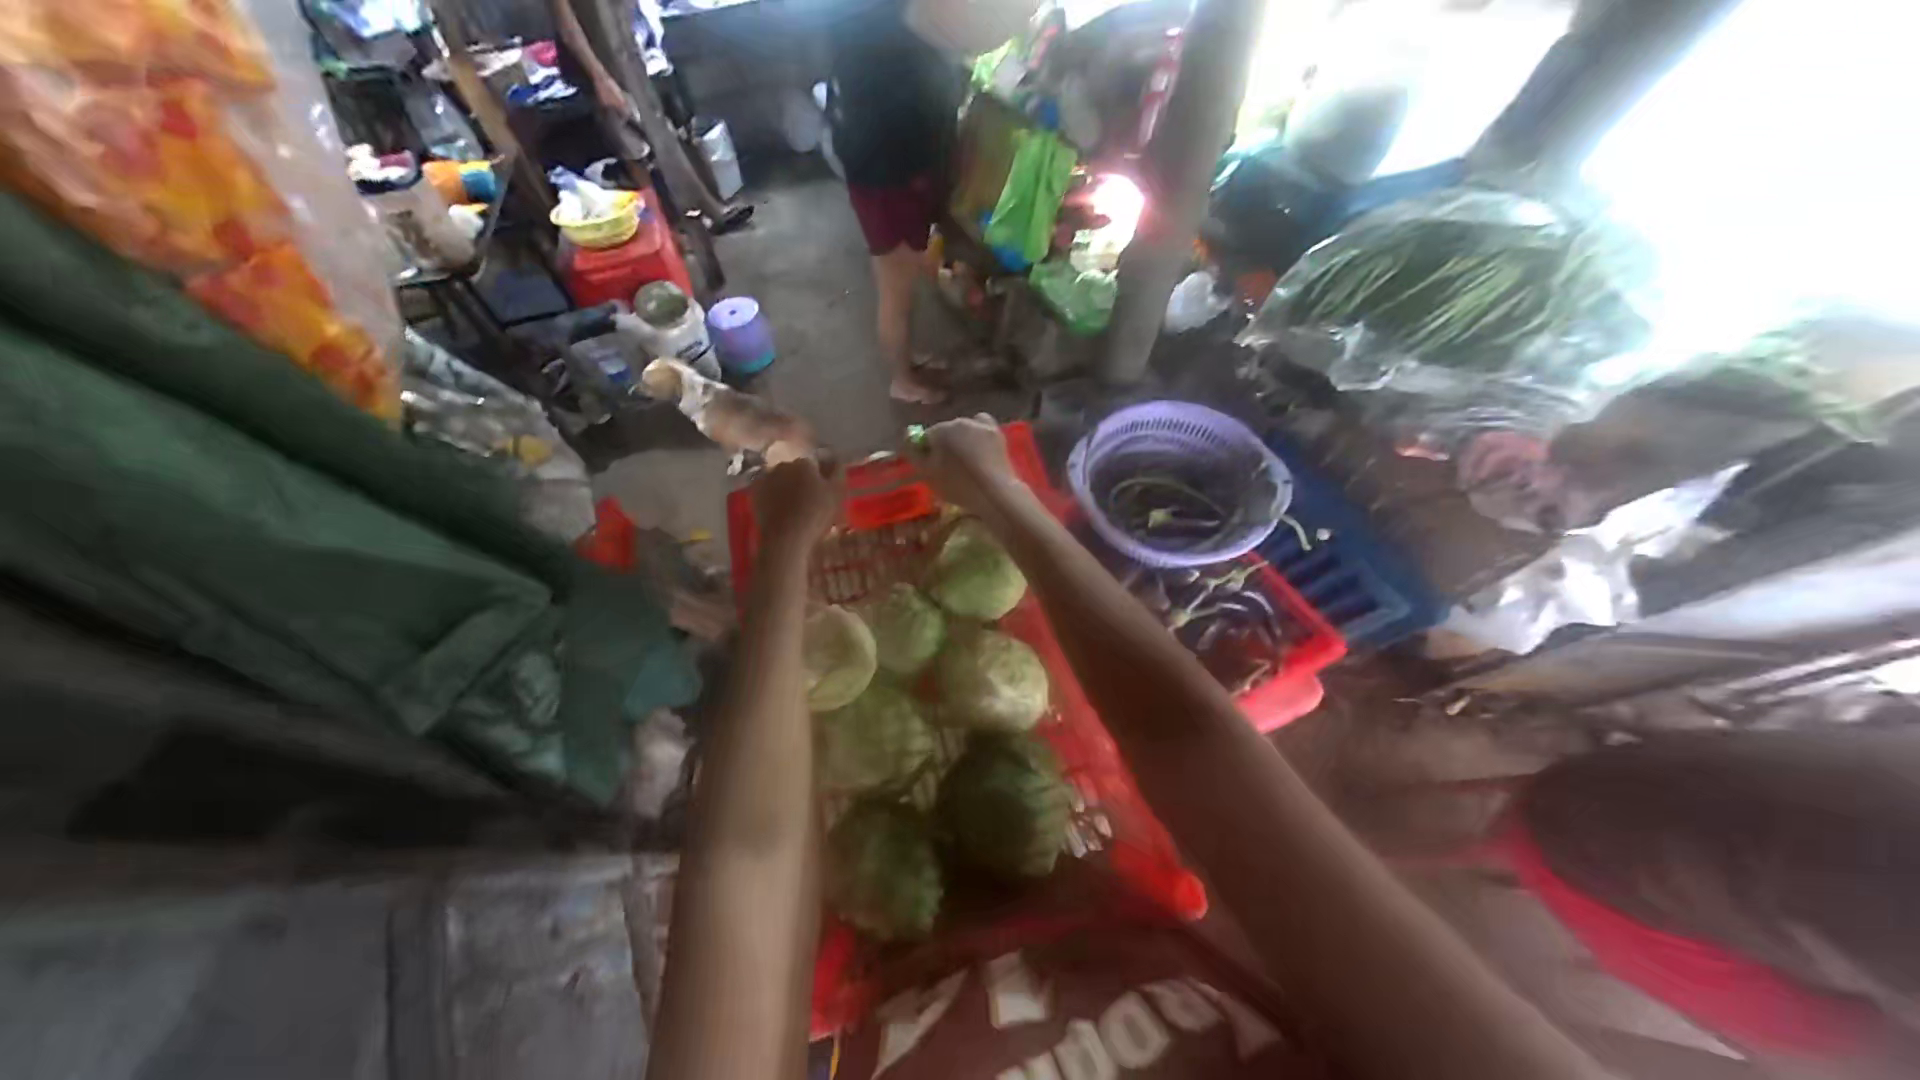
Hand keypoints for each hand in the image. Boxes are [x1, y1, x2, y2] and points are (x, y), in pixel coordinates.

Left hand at [753, 457, 841, 554]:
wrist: (785, 538)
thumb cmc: (816, 514)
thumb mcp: (836, 493)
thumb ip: (837, 473)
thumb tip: (836, 460)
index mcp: (804, 463)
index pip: (813, 465)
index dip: (819, 478)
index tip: (823, 492)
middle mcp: (782, 466)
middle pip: (795, 471)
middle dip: (801, 481)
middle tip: (808, 501)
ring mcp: (765, 479)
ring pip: (780, 481)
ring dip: (786, 489)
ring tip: (793, 508)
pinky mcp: (754, 494)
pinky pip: (767, 492)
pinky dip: (772, 498)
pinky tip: (779, 511)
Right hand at [911, 415, 1032, 525]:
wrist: (994, 492)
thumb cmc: (957, 485)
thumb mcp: (927, 474)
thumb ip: (914, 455)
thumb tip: (908, 441)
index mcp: (941, 429)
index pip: (927, 437)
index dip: (926, 452)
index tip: (930, 467)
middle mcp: (961, 421)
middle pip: (946, 431)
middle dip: (944, 444)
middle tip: (948, 467)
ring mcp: (982, 426)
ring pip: (965, 428)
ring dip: (962, 439)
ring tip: (966, 460)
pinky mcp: (998, 434)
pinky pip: (983, 428)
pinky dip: (979, 434)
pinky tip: (980, 449)